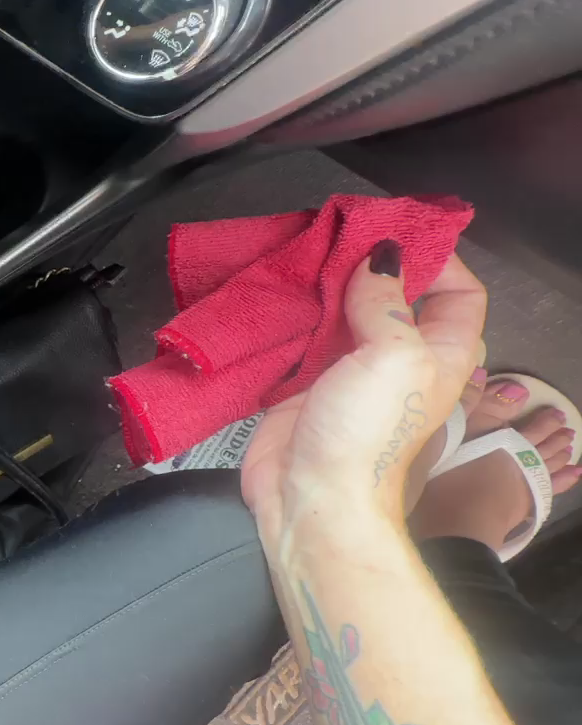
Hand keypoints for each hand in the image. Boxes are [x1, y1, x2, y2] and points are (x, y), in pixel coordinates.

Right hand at [242, 246, 487, 546]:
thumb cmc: (367, 429)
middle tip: (331, 242)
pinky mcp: (296, 387)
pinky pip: (294, 346)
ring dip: (318, 295)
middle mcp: (396, 358)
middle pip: (391, 301)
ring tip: (293, 266)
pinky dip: (284, 325)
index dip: (435, 260)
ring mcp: (343, 373)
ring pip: (337, 320)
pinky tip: (267, 306)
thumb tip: (381, 256)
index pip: (457, 292)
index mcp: (442, 351)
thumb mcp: (393, 357)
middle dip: (365, 271)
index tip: (390, 234)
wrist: (311, 491)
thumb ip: (385, 304)